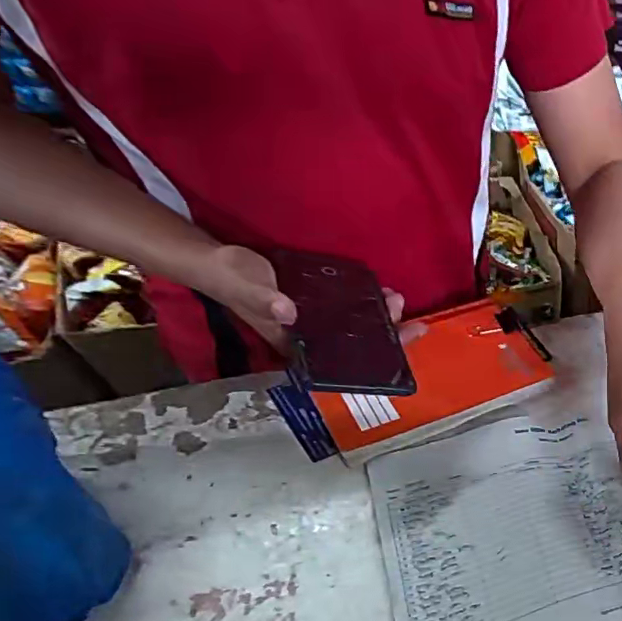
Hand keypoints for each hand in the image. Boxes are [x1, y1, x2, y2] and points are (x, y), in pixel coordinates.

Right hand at [197, 246, 422, 349]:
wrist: (216, 259)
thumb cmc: (230, 279)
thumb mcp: (246, 288)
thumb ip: (264, 300)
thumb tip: (288, 312)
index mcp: (298, 345)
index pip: (342, 361)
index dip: (375, 359)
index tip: (400, 346)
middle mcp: (313, 338)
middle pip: (358, 345)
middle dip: (387, 333)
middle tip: (405, 314)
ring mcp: (317, 320)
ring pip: (358, 326)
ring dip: (381, 315)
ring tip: (397, 298)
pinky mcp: (318, 302)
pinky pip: (350, 306)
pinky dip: (367, 301)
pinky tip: (382, 290)